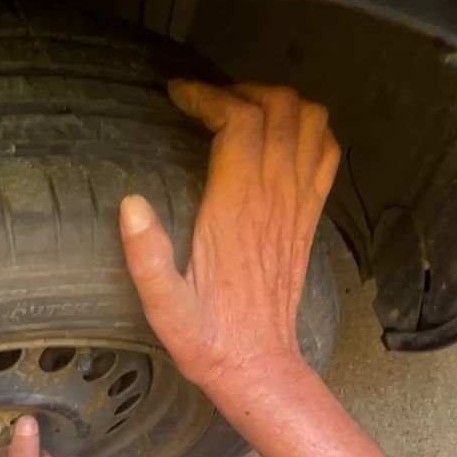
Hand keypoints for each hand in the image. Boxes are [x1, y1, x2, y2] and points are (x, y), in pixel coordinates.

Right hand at [119, 81, 340, 393]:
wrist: (256, 366)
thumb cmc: (208, 338)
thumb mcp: (164, 308)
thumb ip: (147, 259)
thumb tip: (131, 205)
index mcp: (236, 210)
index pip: (237, 122)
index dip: (207, 97)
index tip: (179, 97)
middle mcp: (274, 199)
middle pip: (277, 109)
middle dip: (240, 91)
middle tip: (206, 102)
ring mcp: (298, 206)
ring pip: (308, 121)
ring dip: (278, 102)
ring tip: (242, 110)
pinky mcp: (307, 219)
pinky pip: (326, 153)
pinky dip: (310, 129)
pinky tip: (284, 137)